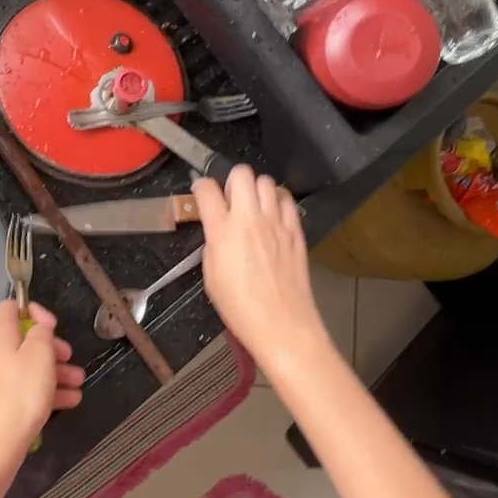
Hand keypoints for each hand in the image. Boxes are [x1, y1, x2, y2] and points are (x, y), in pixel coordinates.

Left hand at [0, 300, 83, 465]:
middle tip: (69, 357)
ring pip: (27, 366)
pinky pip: (23, 388)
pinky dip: (45, 390)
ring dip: (55, 371)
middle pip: (22, 340)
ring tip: (79, 382)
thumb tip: (38, 325)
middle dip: (51, 347)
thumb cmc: (20, 395)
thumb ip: (41, 332)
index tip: (54, 325)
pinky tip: (69, 401)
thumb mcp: (39, 355)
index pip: (10, 308)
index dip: (34, 310)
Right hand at [192, 166, 327, 367]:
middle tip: (230, 198)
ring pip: (267, 181)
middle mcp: (249, 219)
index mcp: (222, 231)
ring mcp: (276, 223)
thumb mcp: (211, 276)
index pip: (208, 191)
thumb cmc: (240, 307)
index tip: (202, 192)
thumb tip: (217, 229)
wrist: (281, 324)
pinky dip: (278, 202)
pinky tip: (274, 216)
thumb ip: (213, 244)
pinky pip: (287, 201)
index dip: (201, 187)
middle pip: (242, 173)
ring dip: (257, 188)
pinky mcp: (296, 231)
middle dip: (232, 180)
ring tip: (254, 205)